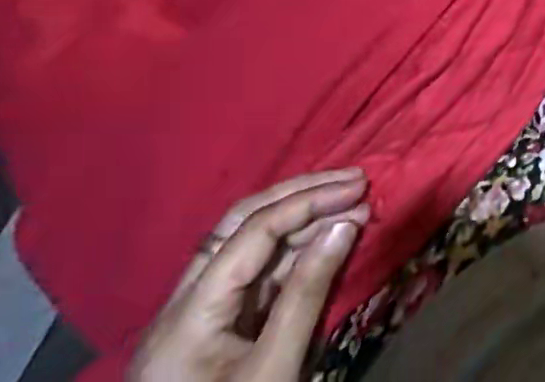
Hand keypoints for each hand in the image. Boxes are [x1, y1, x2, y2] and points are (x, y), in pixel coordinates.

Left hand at [128, 168, 370, 381]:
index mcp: (188, 313)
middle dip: (301, 195)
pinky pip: (257, 275)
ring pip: (250, 245)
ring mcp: (199, 315)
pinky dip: (294, 252)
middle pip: (242, 224)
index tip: (359, 187)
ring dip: (302, 221)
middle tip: (354, 182)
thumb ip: (308, 292)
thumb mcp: (274, 371)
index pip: (253, 231)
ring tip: (352, 208)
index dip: (308, 200)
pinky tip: (327, 242)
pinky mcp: (217, 330)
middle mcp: (186, 302)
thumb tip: (345, 222)